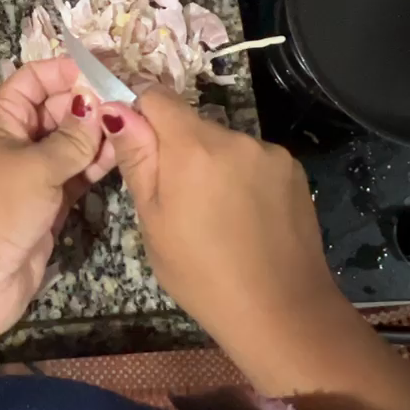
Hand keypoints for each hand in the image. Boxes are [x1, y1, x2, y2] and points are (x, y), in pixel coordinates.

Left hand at [0, 57, 112, 345]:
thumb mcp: (34, 167)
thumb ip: (72, 139)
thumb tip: (98, 107)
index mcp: (0, 119)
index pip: (34, 80)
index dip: (66, 71)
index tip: (108, 69)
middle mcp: (15, 142)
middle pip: (56, 111)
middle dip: (90, 104)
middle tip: (132, 100)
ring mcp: (31, 177)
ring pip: (70, 146)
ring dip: (97, 137)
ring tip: (135, 127)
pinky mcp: (46, 209)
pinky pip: (75, 178)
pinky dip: (95, 168)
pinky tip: (122, 156)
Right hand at [100, 88, 341, 370]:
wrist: (283, 313)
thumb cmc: (201, 273)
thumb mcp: (153, 220)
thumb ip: (136, 158)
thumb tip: (116, 109)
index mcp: (193, 146)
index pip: (157, 96)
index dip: (141, 115)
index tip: (139, 148)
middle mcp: (234, 137)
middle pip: (191, 123)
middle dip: (178, 149)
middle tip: (177, 199)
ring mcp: (269, 152)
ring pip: (223, 143)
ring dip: (213, 164)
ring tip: (215, 214)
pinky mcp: (294, 170)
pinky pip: (253, 160)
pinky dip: (242, 177)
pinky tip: (246, 217)